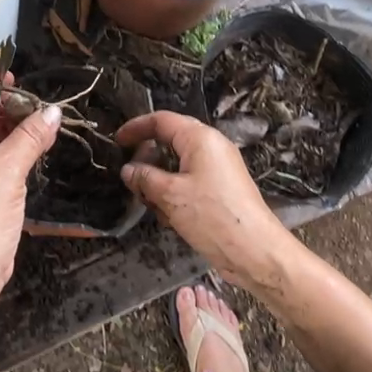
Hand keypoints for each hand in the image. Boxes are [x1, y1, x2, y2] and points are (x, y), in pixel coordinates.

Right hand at [118, 112, 296, 289]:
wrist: (255, 250)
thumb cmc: (212, 215)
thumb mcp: (170, 195)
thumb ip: (145, 178)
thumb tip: (128, 170)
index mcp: (200, 138)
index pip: (162, 120)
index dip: (136, 128)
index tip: (116, 141)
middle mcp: (212, 147)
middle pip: (170, 143)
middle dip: (148, 161)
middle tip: (131, 179)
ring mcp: (219, 169)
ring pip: (178, 166)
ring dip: (160, 183)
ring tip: (152, 205)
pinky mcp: (221, 190)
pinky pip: (190, 182)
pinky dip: (175, 194)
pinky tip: (170, 218)